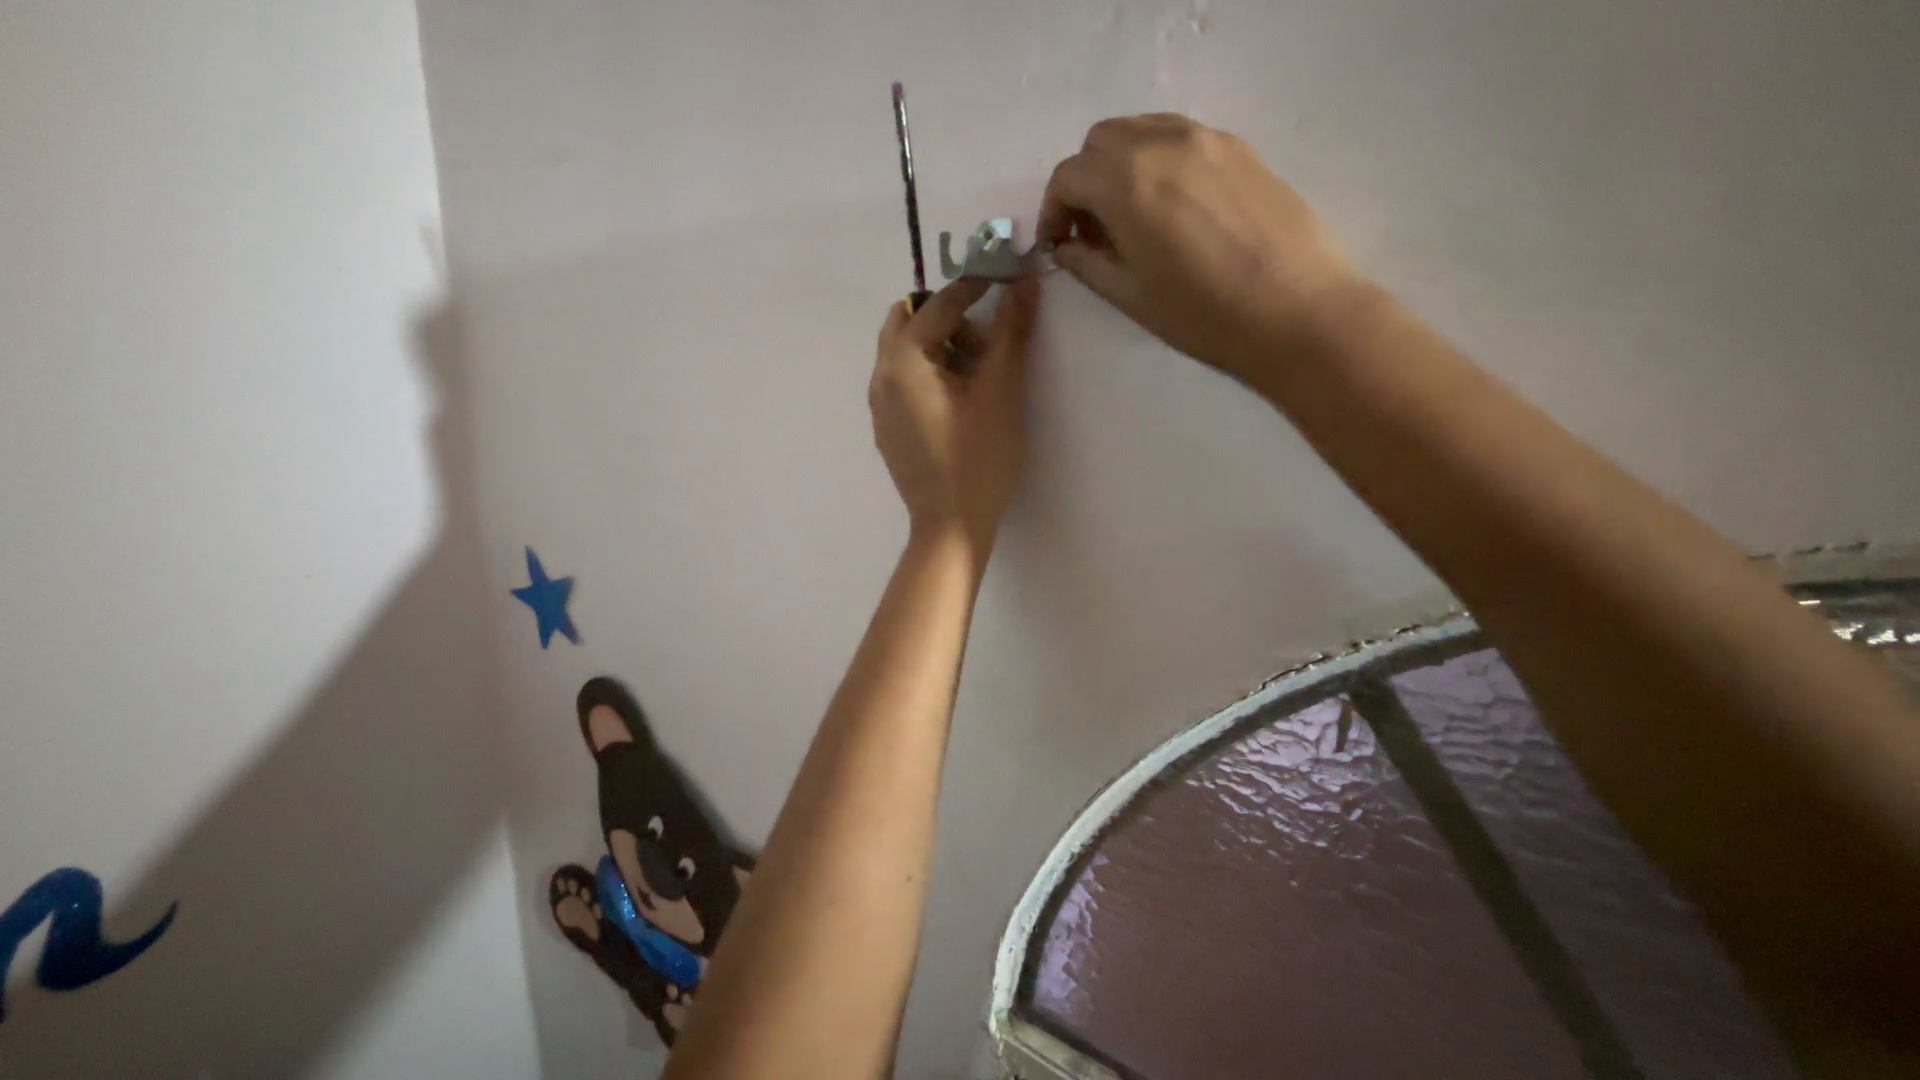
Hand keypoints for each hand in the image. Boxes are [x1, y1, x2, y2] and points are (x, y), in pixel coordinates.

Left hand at [870, 278, 1039, 562]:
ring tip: (978, 372)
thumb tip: (1024, 284)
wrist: (951, 525)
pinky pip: (903, 382)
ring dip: (938, 346)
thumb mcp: (1000, 390)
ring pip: (904, 353)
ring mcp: (879, 405)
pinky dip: (928, 373)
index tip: (1004, 279)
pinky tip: (960, 400)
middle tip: (986, 336)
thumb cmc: (978, 456)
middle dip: (947, 317)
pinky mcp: (887, 428)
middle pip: (909, 322)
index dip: (974, 287)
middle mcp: (880, 376)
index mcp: (902, 361)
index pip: (938, 305)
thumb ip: (1010, 332)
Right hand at [1038, 114, 1371, 381]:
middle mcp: (1160, 144)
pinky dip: (1158, 159)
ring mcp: (1205, 139)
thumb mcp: (1130, 295)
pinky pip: (1180, 137)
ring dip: (1120, 164)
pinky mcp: (1238, 147)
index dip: (1053, 211)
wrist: (1297, 310)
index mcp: (1125, 182)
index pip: (1068, 176)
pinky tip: (1172, 205)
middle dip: (1085, 181)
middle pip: (1100, 142)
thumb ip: (1088, 262)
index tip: (1060, 244)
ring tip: (1131, 214)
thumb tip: (1069, 245)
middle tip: (1092, 229)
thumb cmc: (1204, 313)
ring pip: (1141, 130)